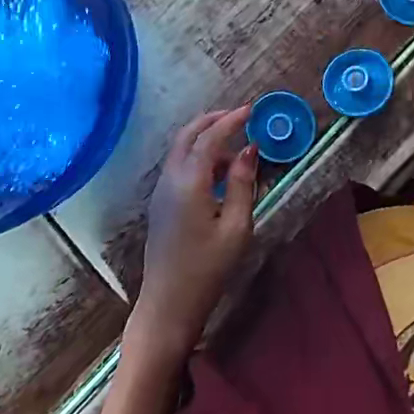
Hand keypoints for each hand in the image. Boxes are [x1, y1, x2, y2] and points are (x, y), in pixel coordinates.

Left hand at [134, 106, 258, 351]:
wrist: (169, 303)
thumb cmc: (208, 268)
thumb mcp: (236, 227)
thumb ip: (242, 184)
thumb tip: (249, 150)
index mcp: (189, 183)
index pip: (210, 138)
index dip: (231, 120)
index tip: (251, 109)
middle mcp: (170, 180)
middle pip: (187, 136)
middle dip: (212, 121)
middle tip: (239, 117)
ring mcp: (161, 192)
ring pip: (181, 151)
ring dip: (206, 141)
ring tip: (237, 152)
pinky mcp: (161, 204)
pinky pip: (180, 167)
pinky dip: (199, 158)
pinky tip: (220, 175)